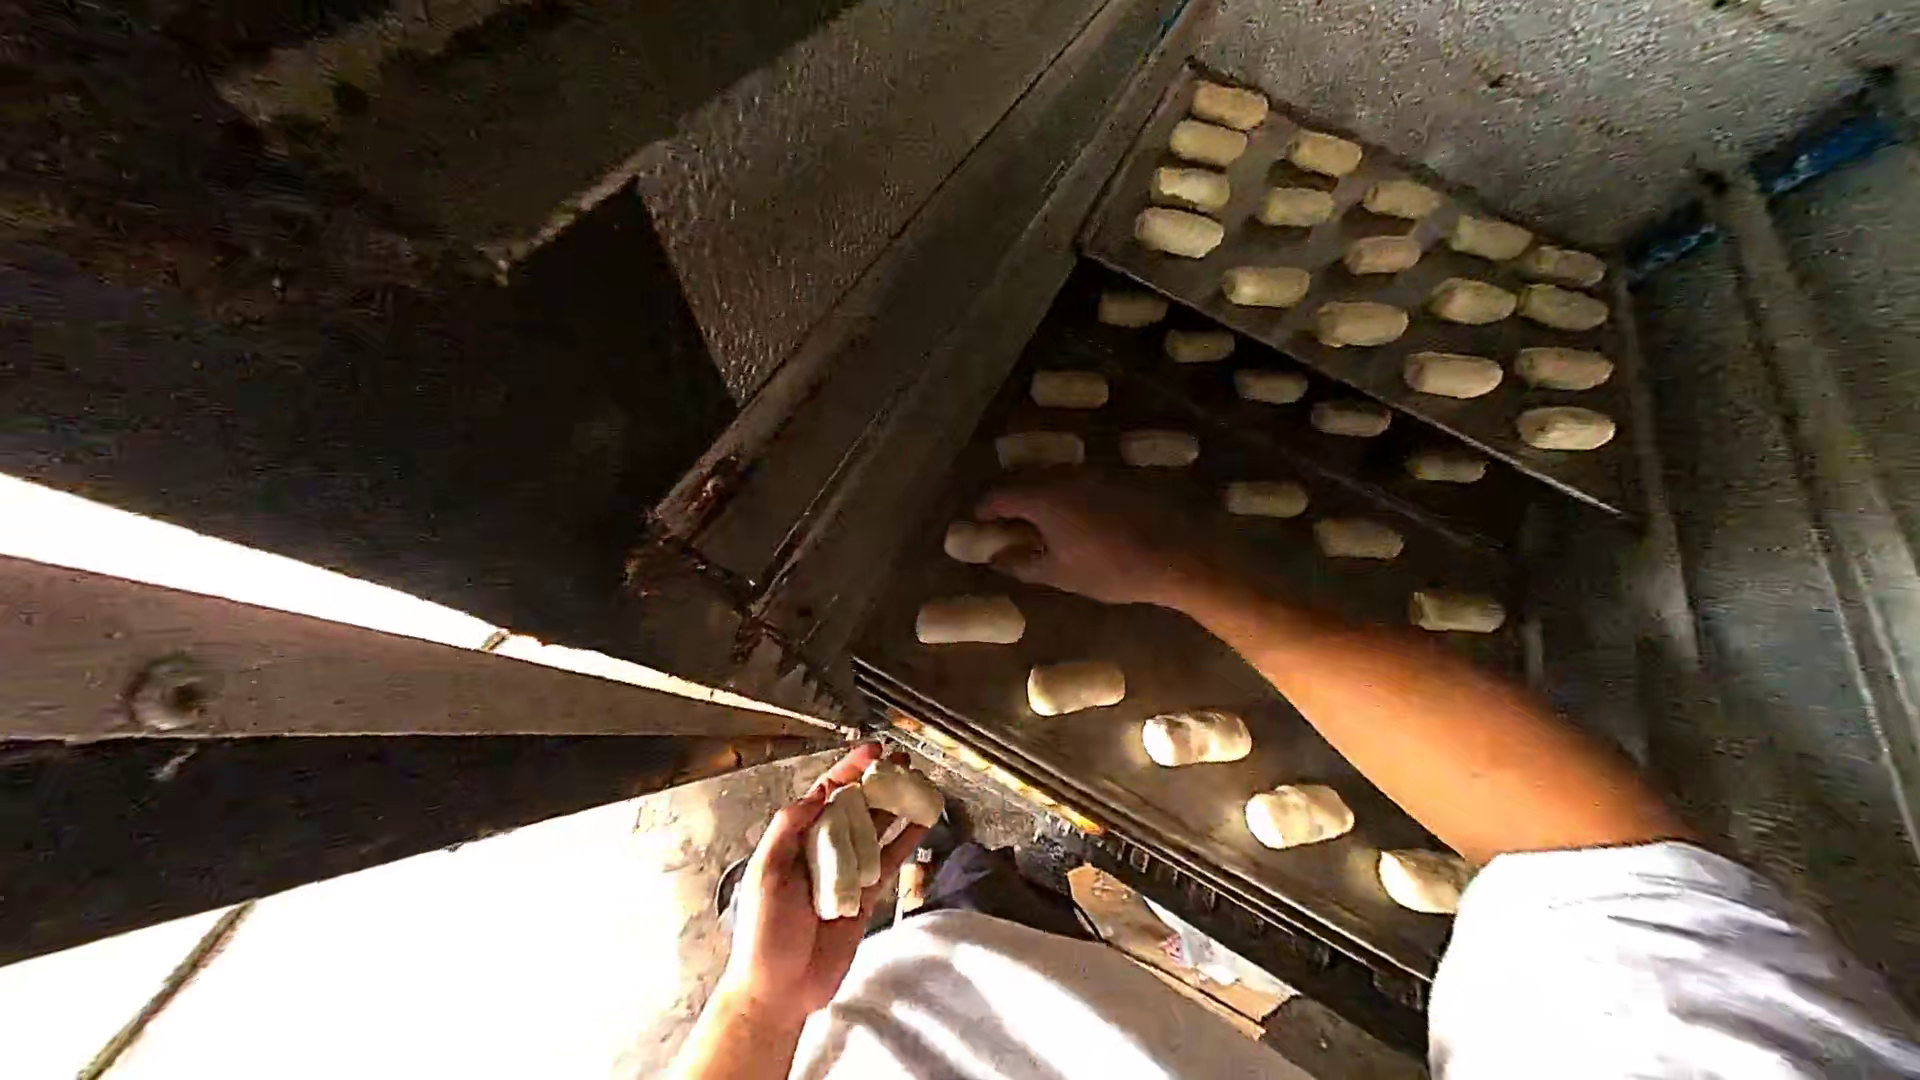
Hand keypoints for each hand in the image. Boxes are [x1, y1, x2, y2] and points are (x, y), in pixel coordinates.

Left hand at [714, 742, 927, 1025]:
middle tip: (903, 762)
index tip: (873, 750)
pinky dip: (906, 840)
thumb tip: (817, 792)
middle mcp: (826, 847)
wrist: (779, 992)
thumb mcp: (764, 875)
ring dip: (897, 804)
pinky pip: (890, 859)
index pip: (829, 792)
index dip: (851, 768)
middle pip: (858, 804)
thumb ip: (788, 829)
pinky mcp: (866, 893)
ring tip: (917, 784)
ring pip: (878, 827)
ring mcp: (849, 868)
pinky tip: (920, 823)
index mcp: (799, 837)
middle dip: (880, 780)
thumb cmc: (763, 936)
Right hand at [975, 474, 1218, 608]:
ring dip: (1039, 498)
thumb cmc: (1110, 570)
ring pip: (1052, 479)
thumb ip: (1021, 564)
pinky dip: (1065, 497)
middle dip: (1011, 503)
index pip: (999, 495)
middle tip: (1008, 528)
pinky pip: (1077, 482)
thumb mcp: (1060, 574)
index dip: (984, 509)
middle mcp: (1064, 476)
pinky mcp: (1115, 477)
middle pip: (1025, 482)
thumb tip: (996, 558)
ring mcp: (1092, 473)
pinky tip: (1076, 521)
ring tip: (1042, 527)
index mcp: (1044, 498)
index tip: (979, 523)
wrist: (1175, 555)